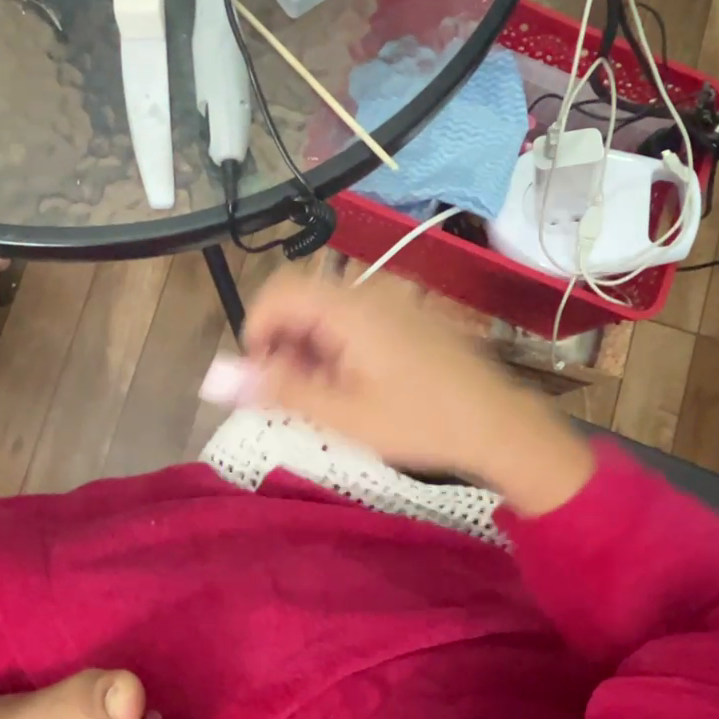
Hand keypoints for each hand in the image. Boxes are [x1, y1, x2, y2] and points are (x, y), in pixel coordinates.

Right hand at [241, 270, 596, 515]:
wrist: (501, 425)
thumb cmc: (422, 423)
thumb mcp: (343, 415)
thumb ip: (278, 391)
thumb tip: (216, 378)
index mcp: (351, 307)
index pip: (278, 292)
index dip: (256, 331)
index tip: (260, 377)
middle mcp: (371, 293)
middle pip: (303, 299)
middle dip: (284, 344)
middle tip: (293, 395)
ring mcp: (396, 302)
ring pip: (329, 312)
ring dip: (311, 349)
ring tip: (326, 398)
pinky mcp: (411, 318)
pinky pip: (358, 319)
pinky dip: (339, 348)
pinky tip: (356, 387)